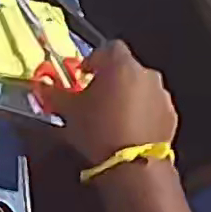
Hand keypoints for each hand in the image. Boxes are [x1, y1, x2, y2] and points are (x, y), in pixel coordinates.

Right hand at [44, 40, 176, 165]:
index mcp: (120, 66)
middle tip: (92, 98)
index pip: (108, 47)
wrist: (133, 163)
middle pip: (124, 67)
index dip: (93, 59)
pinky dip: (138, 110)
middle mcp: (145, 73)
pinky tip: (125, 128)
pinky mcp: (170, 113)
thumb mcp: (68, 111)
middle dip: (109, 79)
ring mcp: (161, 93)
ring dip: (125, 94)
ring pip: (138, 86)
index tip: (82, 76)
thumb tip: (40, 86)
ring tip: (109, 116)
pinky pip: (150, 104)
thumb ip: (54, 93)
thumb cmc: (96, 129)